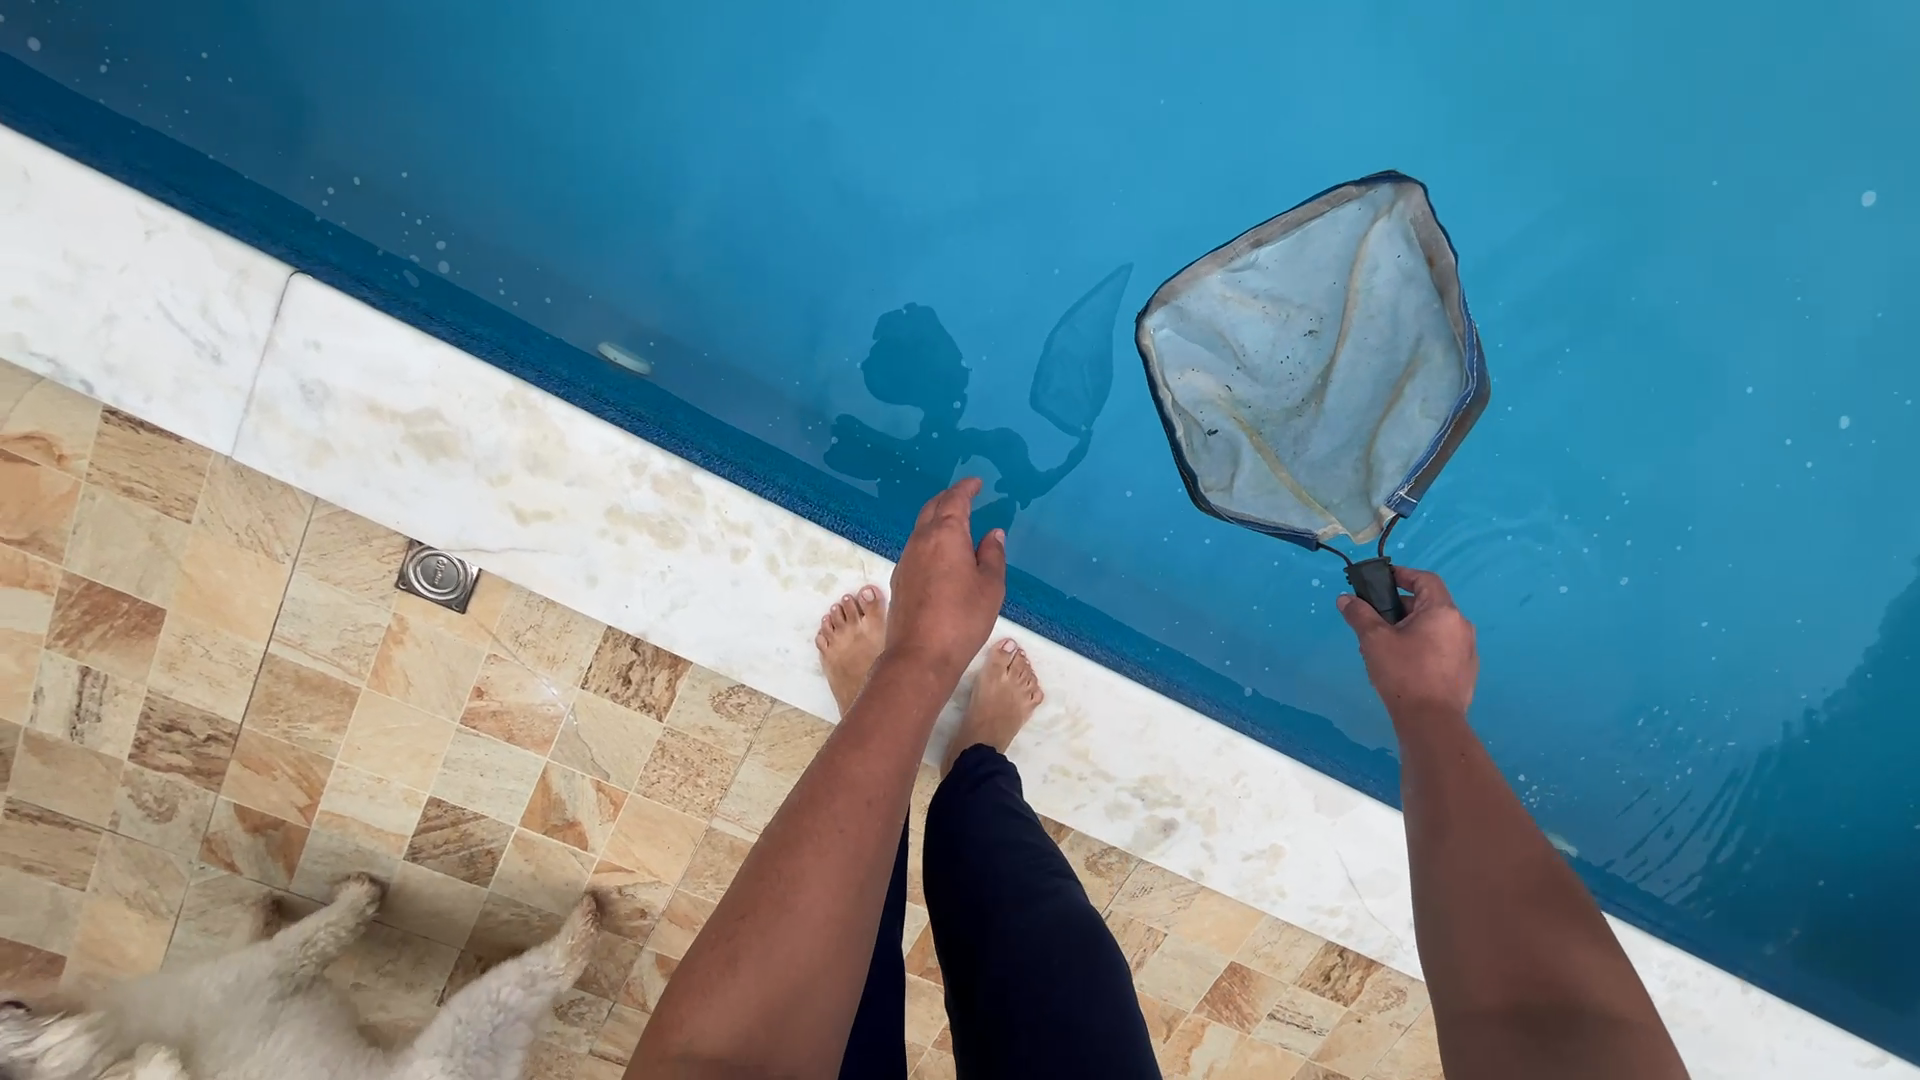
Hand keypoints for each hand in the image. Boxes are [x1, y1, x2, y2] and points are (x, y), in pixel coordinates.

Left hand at [886, 477, 1007, 674]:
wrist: (920, 656)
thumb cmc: (963, 619)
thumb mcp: (990, 586)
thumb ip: (992, 555)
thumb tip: (992, 534)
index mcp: (945, 535)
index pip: (955, 500)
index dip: (966, 488)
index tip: (976, 483)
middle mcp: (921, 541)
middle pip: (932, 508)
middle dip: (948, 499)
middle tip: (965, 497)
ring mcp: (906, 560)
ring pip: (921, 529)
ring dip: (937, 520)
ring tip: (956, 525)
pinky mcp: (899, 580)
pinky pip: (916, 548)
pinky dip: (930, 540)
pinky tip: (941, 555)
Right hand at [1337, 565, 1477, 722]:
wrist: (1431, 720)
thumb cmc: (1403, 672)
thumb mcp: (1373, 639)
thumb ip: (1359, 614)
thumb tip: (1345, 599)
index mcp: (1442, 612)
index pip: (1425, 580)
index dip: (1403, 575)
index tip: (1381, 580)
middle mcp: (1460, 625)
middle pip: (1429, 604)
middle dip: (1399, 606)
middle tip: (1374, 619)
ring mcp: (1467, 649)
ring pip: (1434, 627)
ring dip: (1409, 627)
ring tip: (1384, 644)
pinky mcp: (1465, 670)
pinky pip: (1441, 646)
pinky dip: (1422, 645)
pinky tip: (1403, 663)